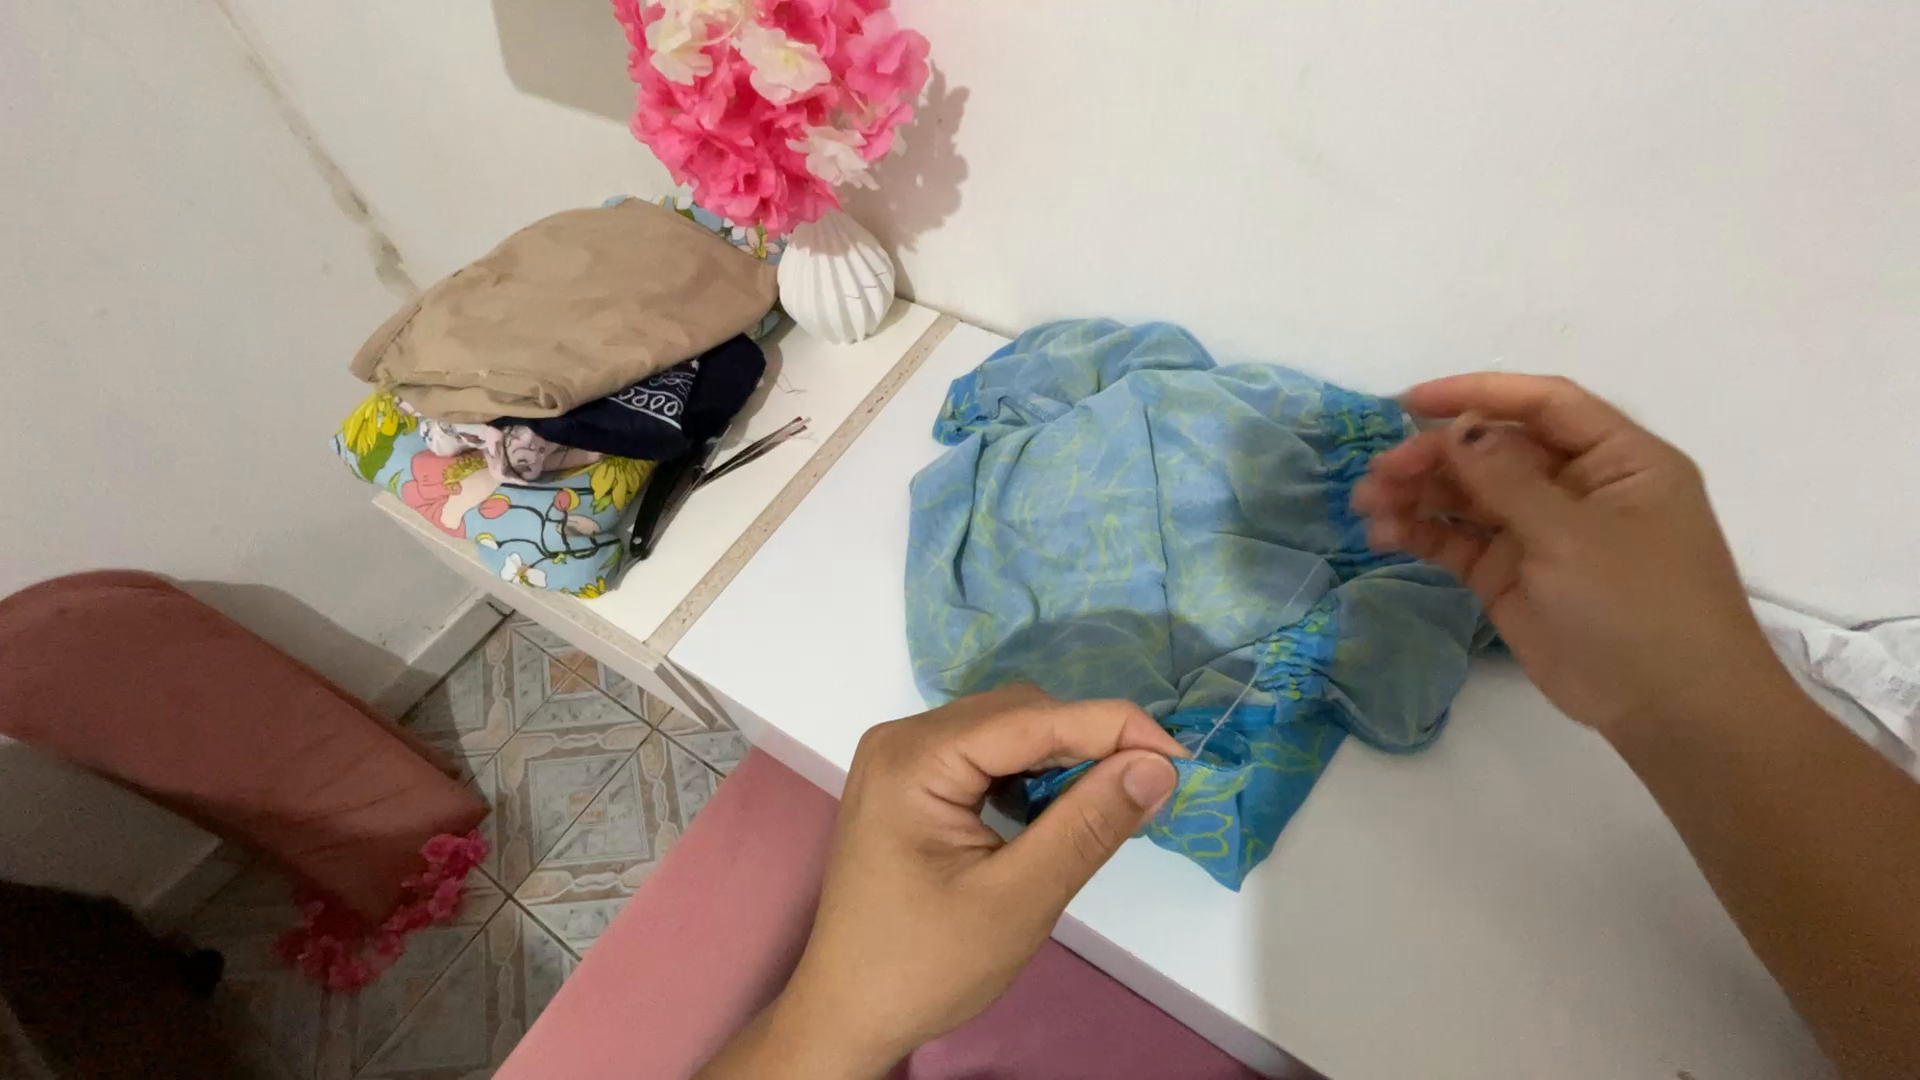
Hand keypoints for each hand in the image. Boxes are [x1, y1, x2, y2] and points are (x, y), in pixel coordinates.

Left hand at [699, 684, 1182, 1078]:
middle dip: (1087, 741)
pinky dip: (1030, 772)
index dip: (1112, 726)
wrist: (846, 1012)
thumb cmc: (924, 965)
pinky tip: (1053, 807)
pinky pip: (986, 752)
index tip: (1180, 754)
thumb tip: (1157, 766)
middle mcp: (904, 736)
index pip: (1031, 718)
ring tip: (1105, 798)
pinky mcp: (913, 777)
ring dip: (1061, 756)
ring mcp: (904, 754)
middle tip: (1147, 784)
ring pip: (1006, 729)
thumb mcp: (1018, 901)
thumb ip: (1088, 826)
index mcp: (915, 757)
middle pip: (1017, 714)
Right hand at [1350, 374, 1786, 741]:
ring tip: (1368, 506)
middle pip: (1490, 450)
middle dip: (1431, 456)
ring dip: (1415, 494)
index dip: (1477, 394)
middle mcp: (1571, 487)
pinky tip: (1384, 534)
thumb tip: (1454, 430)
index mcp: (1615, 461)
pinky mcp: (1503, 570)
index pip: (1543, 405)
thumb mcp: (1573, 534)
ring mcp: (1534, 530)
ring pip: (1463, 494)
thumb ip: (1506, 479)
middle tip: (1380, 474)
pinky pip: (1452, 539)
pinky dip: (1417, 532)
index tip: (1409, 402)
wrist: (1664, 706)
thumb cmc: (1639, 605)